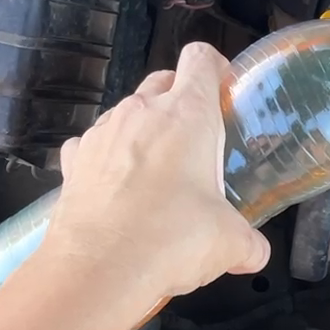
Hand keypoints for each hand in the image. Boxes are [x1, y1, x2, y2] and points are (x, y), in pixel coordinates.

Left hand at [38, 42, 269, 305]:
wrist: (96, 271)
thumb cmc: (173, 239)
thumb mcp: (229, 243)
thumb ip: (249, 243)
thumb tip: (256, 254)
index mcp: (188, 115)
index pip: (201, 59)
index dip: (216, 69)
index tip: (225, 95)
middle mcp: (141, 111)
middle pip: (163, 78)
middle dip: (181, 98)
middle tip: (198, 141)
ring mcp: (102, 133)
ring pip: (127, 111)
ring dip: (144, 129)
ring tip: (157, 172)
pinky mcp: (73, 161)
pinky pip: (93, 144)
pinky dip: (107, 157)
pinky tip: (117, 188)